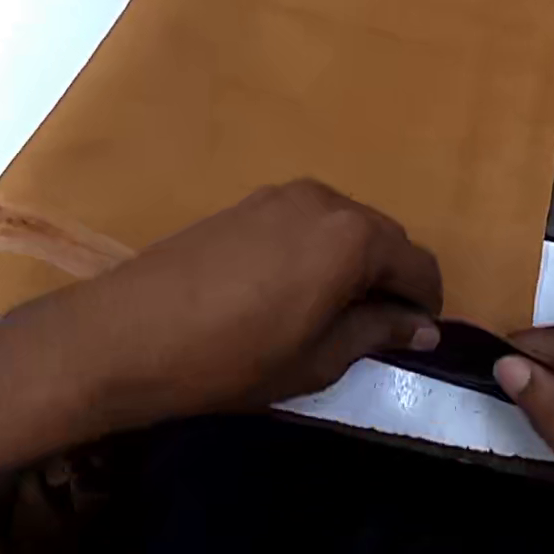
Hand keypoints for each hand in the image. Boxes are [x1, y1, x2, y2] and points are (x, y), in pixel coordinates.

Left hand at [0, 180, 442, 440]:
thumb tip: (423, 328)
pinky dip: (321, 251)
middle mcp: (325, 201)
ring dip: (356, 264)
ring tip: (334, 310)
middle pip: (384, 238)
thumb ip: (378, 333)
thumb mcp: (317, 358)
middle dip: (392, 281)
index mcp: (352, 237)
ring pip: (346, 228)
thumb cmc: (233, 359)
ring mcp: (282, 195)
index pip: (418, 264)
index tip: (419, 337)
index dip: (427, 304)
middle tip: (378, 329)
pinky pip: (308, 222)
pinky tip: (295, 288)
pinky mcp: (249, 202)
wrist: (126, 334)